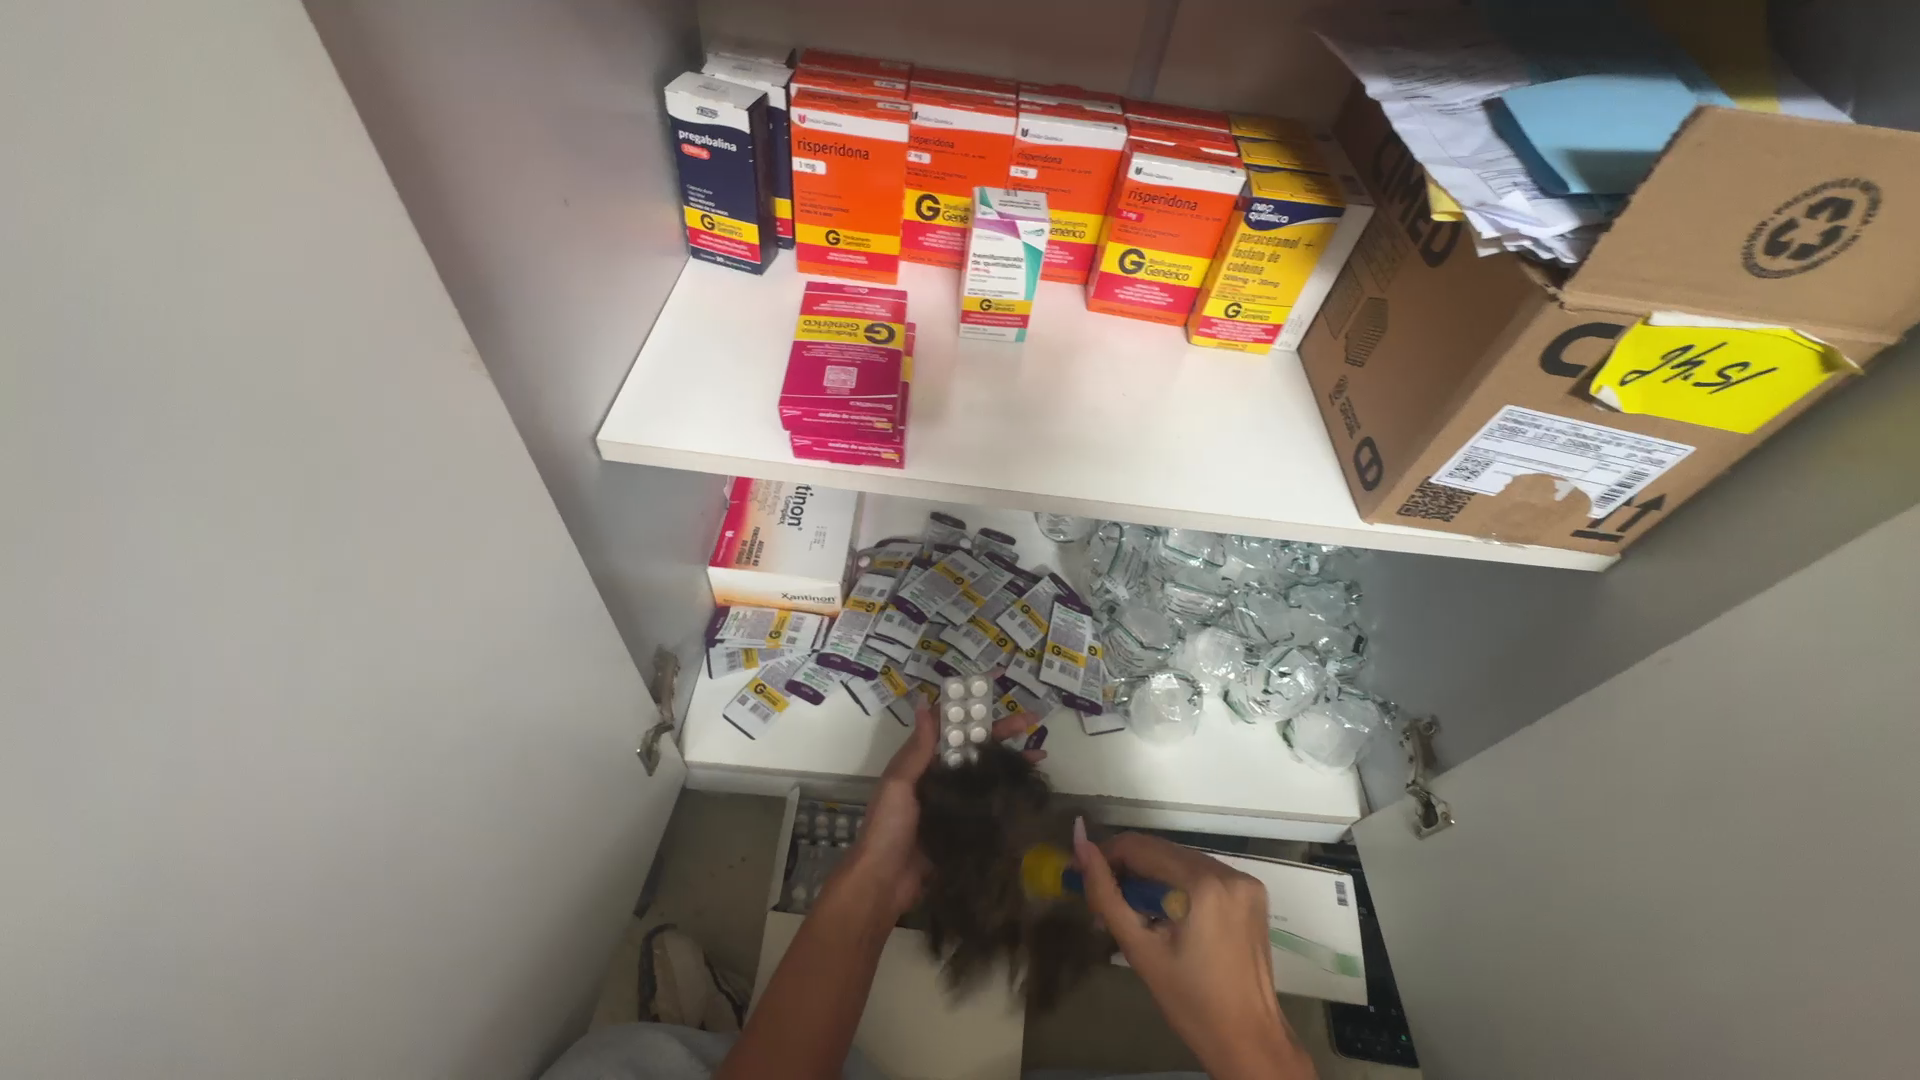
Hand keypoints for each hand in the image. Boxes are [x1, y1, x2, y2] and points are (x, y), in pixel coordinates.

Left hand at [842, 704, 1046, 917]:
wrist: (884, 884)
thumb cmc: (887, 828)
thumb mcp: (899, 784)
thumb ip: (917, 749)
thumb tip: (925, 702)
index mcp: (921, 762)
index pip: (951, 728)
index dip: (973, 711)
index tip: (998, 697)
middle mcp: (938, 777)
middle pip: (974, 748)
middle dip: (1003, 733)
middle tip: (1033, 721)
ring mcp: (953, 803)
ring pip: (985, 774)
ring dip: (1010, 762)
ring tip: (1040, 755)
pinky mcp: (964, 827)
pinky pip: (988, 804)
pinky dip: (1007, 794)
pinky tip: (1027, 790)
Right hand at [1073, 824, 1315, 1079]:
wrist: (1249, 1040)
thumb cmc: (1189, 1002)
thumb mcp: (1139, 948)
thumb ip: (1105, 893)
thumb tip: (1080, 845)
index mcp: (1203, 884)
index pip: (1140, 847)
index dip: (1105, 855)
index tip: (1080, 873)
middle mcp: (1228, 872)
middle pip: (1162, 850)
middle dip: (1127, 868)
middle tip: (1100, 895)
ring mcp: (1244, 880)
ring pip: (1181, 859)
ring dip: (1151, 875)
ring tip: (1131, 908)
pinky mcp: (1252, 892)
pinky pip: (1202, 872)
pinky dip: (1178, 883)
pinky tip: (1164, 910)